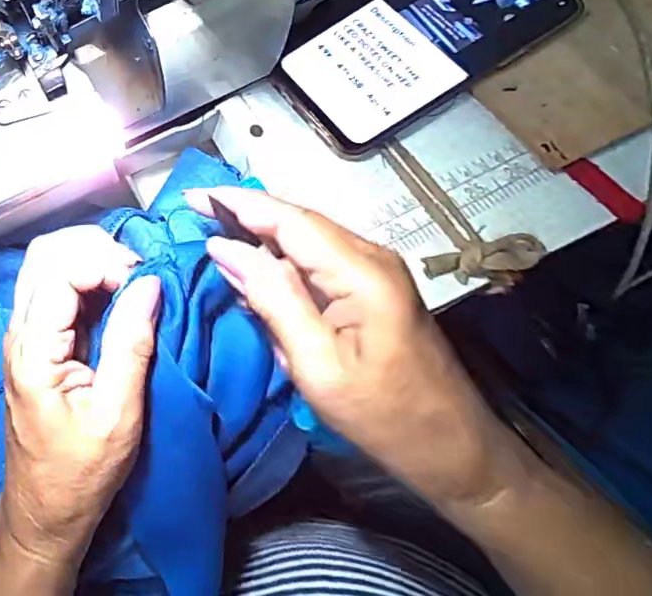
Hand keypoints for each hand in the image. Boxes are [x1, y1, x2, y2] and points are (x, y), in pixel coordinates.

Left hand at [0, 226, 162, 569]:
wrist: (43, 510)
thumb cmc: (80, 473)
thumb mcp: (117, 416)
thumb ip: (131, 345)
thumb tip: (149, 283)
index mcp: (32, 349)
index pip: (59, 272)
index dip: (102, 261)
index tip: (142, 279)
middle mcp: (18, 329)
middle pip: (45, 253)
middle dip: (93, 246)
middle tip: (137, 268)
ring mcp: (22, 329)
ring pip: (46, 261)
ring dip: (88, 254)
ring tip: (130, 274)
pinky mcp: (34, 334)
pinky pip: (53, 281)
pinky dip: (85, 271)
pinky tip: (113, 285)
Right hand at [192, 188, 529, 511]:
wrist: (458, 454)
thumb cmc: (386, 418)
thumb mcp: (316, 366)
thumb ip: (270, 298)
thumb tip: (223, 246)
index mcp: (360, 272)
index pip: (287, 218)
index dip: (237, 202)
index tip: (192, 196)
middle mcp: (369, 256)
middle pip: (294, 219)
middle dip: (243, 212)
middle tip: (195, 212)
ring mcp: (373, 268)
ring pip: (303, 235)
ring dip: (259, 234)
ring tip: (215, 236)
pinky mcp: (371, 284)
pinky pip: (315, 256)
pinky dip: (279, 256)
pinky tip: (254, 267)